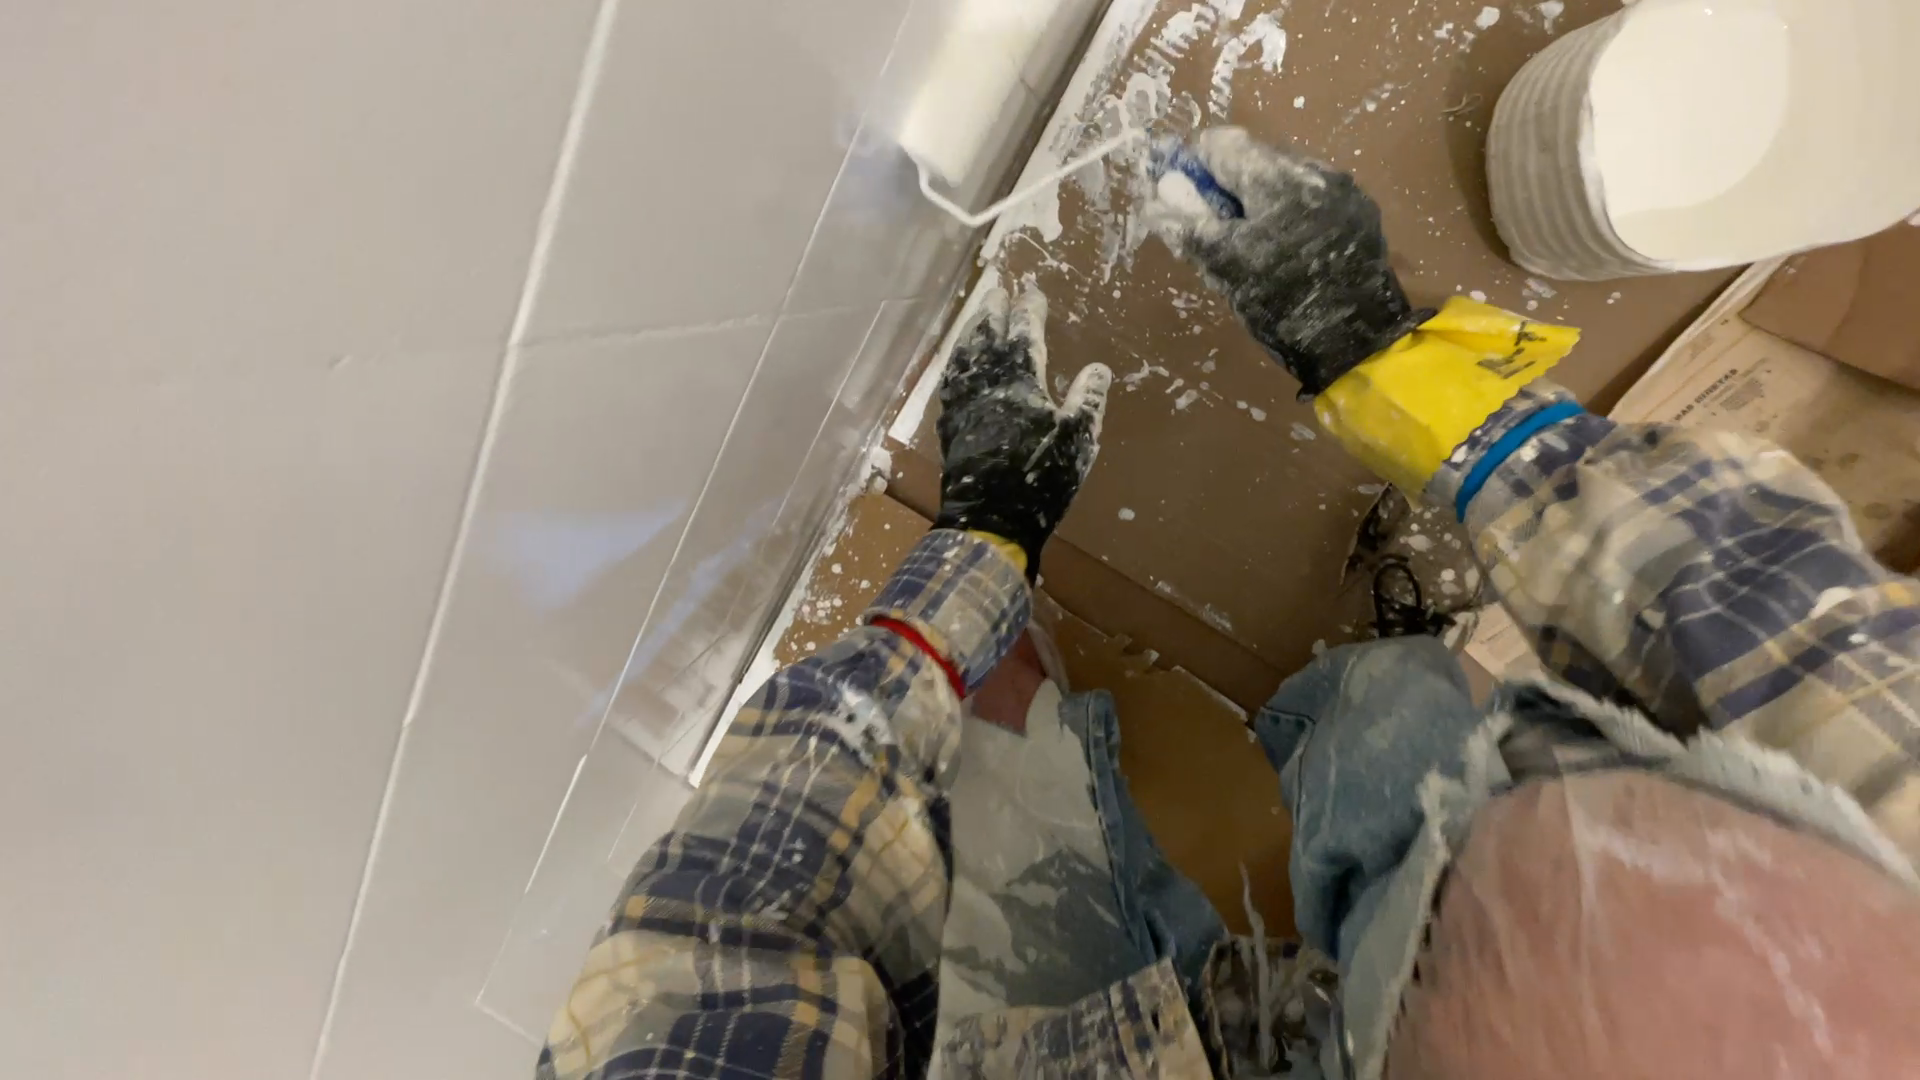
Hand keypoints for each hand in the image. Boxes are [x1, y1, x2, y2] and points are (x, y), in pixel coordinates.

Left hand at [936, 281, 1110, 579]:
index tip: (1032, 289)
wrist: (991, 516)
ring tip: (977, 316)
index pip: (1025, 332)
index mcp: (1021, 380)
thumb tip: (1098, 368)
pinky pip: (951, 381)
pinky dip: (956, 363)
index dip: (1030, 308)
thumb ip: (1087, 400)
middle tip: (997, 289)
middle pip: (987, 335)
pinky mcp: (950, 424)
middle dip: (994, 309)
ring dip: (971, 330)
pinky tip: (958, 363)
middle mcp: (987, 383)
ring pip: (964, 355)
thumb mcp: (1077, 440)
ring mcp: (964, 402)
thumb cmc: (1040, 478)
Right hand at [1146, 127, 1425, 395]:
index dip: (1193, 164)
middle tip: (1205, 225)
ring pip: (1280, 180)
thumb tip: (1158, 193)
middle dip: (1223, 185)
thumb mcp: (1225, 268)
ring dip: (1253, 200)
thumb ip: (1190, 225)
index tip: (1176, 192)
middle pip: (1254, 159)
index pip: (1222, 144)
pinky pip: (1306, 200)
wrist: (1355, 342)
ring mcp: (1341, 191)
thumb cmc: (1281, 307)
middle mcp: (1314, 172)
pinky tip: (1279, 248)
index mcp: (1277, 180)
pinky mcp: (1357, 215)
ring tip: (1243, 242)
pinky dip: (1282, 214)